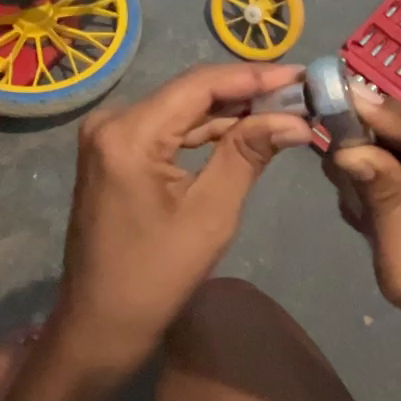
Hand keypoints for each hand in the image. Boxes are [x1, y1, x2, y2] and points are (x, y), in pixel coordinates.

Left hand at [51, 64, 313, 367]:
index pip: (199, 85)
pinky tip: (246, 129)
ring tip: (285, 108)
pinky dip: (205, 131)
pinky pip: (168, 129)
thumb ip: (248, 155)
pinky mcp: (116, 150)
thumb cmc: (155, 278)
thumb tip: (296, 119)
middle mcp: (112, 120)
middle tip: (302, 92)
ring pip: (181, 109)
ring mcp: (110, 134)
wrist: (98, 325)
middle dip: (247, 93)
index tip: (302, 75)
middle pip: (190, 93)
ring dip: (230, 111)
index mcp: (128, 133)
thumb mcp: (210, 215)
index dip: (254, 76)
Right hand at [327, 85, 400, 367]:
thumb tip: (347, 149)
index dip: (396, 112)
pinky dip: (366, 168)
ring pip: (389, 122)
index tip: (350, 138)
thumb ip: (385, 207)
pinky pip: (385, 142)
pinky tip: (372, 209)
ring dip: (363, 156)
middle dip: (366, 135)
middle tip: (349, 185)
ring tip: (366, 211)